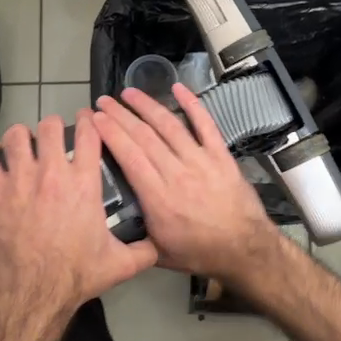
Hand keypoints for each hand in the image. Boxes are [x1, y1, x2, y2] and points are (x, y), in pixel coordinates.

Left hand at [0, 114, 158, 315]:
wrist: (31, 293)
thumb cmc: (75, 277)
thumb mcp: (119, 266)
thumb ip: (143, 252)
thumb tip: (159, 246)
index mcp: (84, 184)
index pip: (89, 135)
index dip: (87, 121)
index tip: (85, 118)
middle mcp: (52, 173)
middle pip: (49, 127)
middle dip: (51, 127)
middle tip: (50, 136)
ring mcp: (19, 179)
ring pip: (16, 135)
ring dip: (19, 137)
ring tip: (21, 145)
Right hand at [92, 85, 285, 283]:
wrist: (245, 249)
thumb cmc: (199, 253)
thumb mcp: (157, 252)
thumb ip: (133, 234)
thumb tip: (110, 218)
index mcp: (158, 199)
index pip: (129, 156)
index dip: (110, 133)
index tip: (95, 119)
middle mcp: (177, 174)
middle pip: (144, 136)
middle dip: (120, 115)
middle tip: (103, 101)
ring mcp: (201, 162)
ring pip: (169, 126)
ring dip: (147, 106)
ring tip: (129, 92)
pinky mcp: (221, 156)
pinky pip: (205, 124)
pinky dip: (192, 104)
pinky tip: (178, 87)